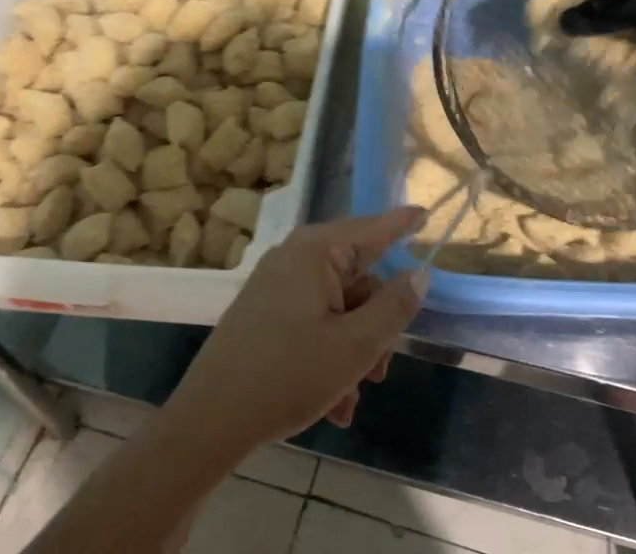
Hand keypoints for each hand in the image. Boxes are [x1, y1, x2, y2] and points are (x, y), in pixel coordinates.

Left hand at [164, 208, 428, 454]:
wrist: (208, 422)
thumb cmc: (287, 377)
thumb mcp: (355, 346)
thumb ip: (394, 306)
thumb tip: (418, 274)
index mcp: (315, 252)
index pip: (373, 229)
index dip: (403, 223)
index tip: (427, 214)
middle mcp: (294, 258)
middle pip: (359, 279)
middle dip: (376, 328)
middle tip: (380, 372)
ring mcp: (276, 285)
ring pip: (339, 309)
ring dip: (354, 352)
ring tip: (350, 400)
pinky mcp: (264, 313)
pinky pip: (314, 323)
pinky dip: (329, 357)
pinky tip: (333, 404)